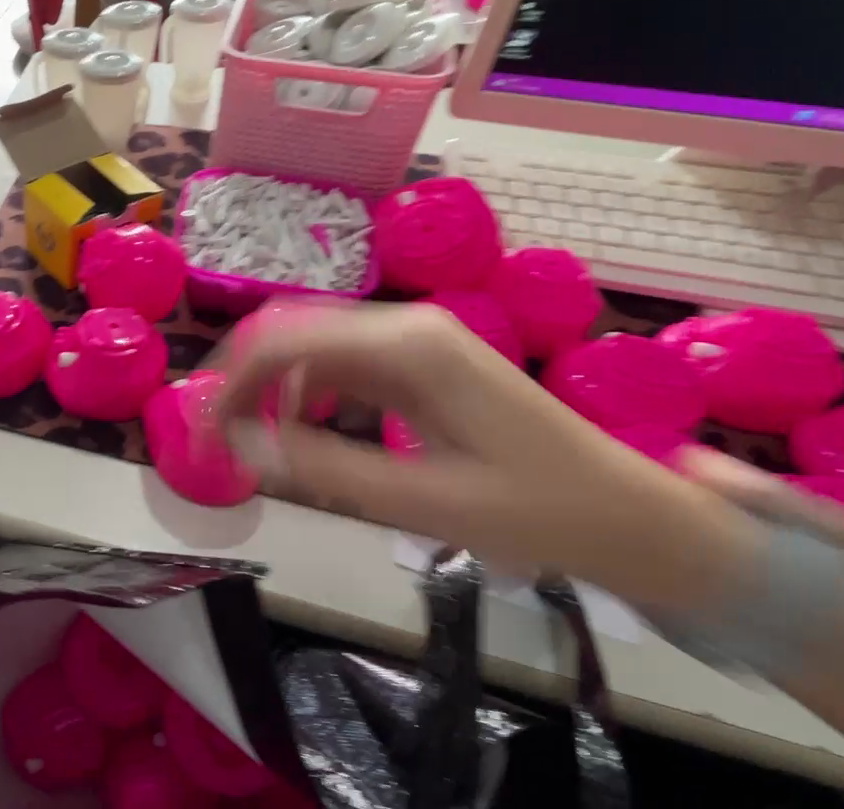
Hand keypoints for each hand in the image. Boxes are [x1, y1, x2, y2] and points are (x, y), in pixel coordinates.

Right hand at [212, 302, 759, 612]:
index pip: (286, 340)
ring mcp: (415, 340)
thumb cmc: (540, 512)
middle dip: (242, 378)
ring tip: (253, 439)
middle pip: (291, 330)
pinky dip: (306, 391)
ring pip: (311, 344)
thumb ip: (325, 469)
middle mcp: (405, 326)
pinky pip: (341, 362)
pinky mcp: (421, 361)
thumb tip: (239, 446)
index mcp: (408, 346)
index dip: (232, 382)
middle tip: (217, 435)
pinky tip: (303, 427)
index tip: (206, 433)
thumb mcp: (426, 502)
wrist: (637, 518)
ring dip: (271, 385)